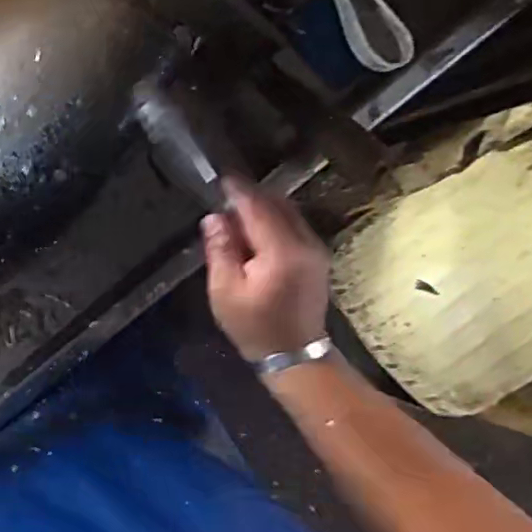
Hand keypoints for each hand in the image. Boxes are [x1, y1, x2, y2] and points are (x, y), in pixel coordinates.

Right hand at [203, 177, 331, 361]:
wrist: (294, 353)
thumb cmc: (253, 325)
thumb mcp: (224, 289)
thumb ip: (220, 250)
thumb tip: (215, 218)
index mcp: (281, 252)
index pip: (259, 210)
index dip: (239, 192)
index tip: (221, 178)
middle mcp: (305, 245)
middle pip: (278, 206)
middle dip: (252, 195)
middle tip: (224, 190)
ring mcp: (315, 251)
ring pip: (289, 214)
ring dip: (262, 206)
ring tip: (234, 206)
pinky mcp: (316, 258)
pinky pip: (293, 226)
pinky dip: (272, 219)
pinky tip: (253, 225)